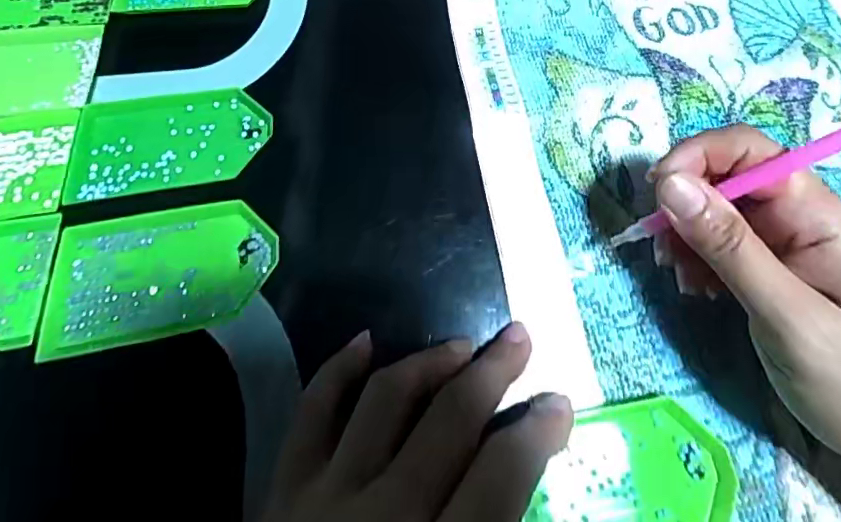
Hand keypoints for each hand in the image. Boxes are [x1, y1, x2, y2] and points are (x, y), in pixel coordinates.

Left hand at [262, 324, 573, 521]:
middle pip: (451, 417)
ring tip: (460, 346)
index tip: (559, 405)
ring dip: (430, 361)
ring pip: (388, 398)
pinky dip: (337, 370)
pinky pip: (311, 413)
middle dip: (494, 370)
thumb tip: (523, 482)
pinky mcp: (282, 495)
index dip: (539, 429)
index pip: (502, 472)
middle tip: (520, 337)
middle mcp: (385, 517)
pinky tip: (364, 342)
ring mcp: (326, 499)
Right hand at [649, 125, 840, 521]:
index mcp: (816, 210)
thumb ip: (730, 248)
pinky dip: (700, 259)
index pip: (748, 149)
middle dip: (686, 200)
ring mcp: (786, 244)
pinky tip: (695, 289)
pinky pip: (725, 246)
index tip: (656, 191)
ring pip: (720, 211)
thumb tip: (671, 183)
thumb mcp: (791, 317)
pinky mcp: (775, 272)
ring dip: (688, 233)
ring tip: (679, 276)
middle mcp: (799, 215)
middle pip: (729, 177)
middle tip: (661, 247)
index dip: (697, 155)